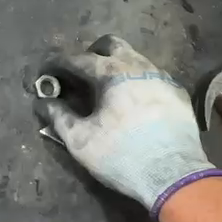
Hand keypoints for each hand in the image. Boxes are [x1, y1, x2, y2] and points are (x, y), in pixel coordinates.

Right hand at [35, 35, 221, 216]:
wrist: (174, 176)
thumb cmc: (121, 155)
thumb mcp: (80, 140)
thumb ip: (58, 117)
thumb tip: (43, 102)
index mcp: (111, 72)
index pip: (76, 58)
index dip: (56, 64)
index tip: (46, 73)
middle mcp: (138, 65)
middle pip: (110, 45)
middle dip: (91, 54)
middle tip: (81, 76)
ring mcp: (162, 77)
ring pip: (134, 59)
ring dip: (116, 68)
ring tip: (107, 92)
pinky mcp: (178, 93)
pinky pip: (152, 77)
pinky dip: (137, 83)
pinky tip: (134, 105)